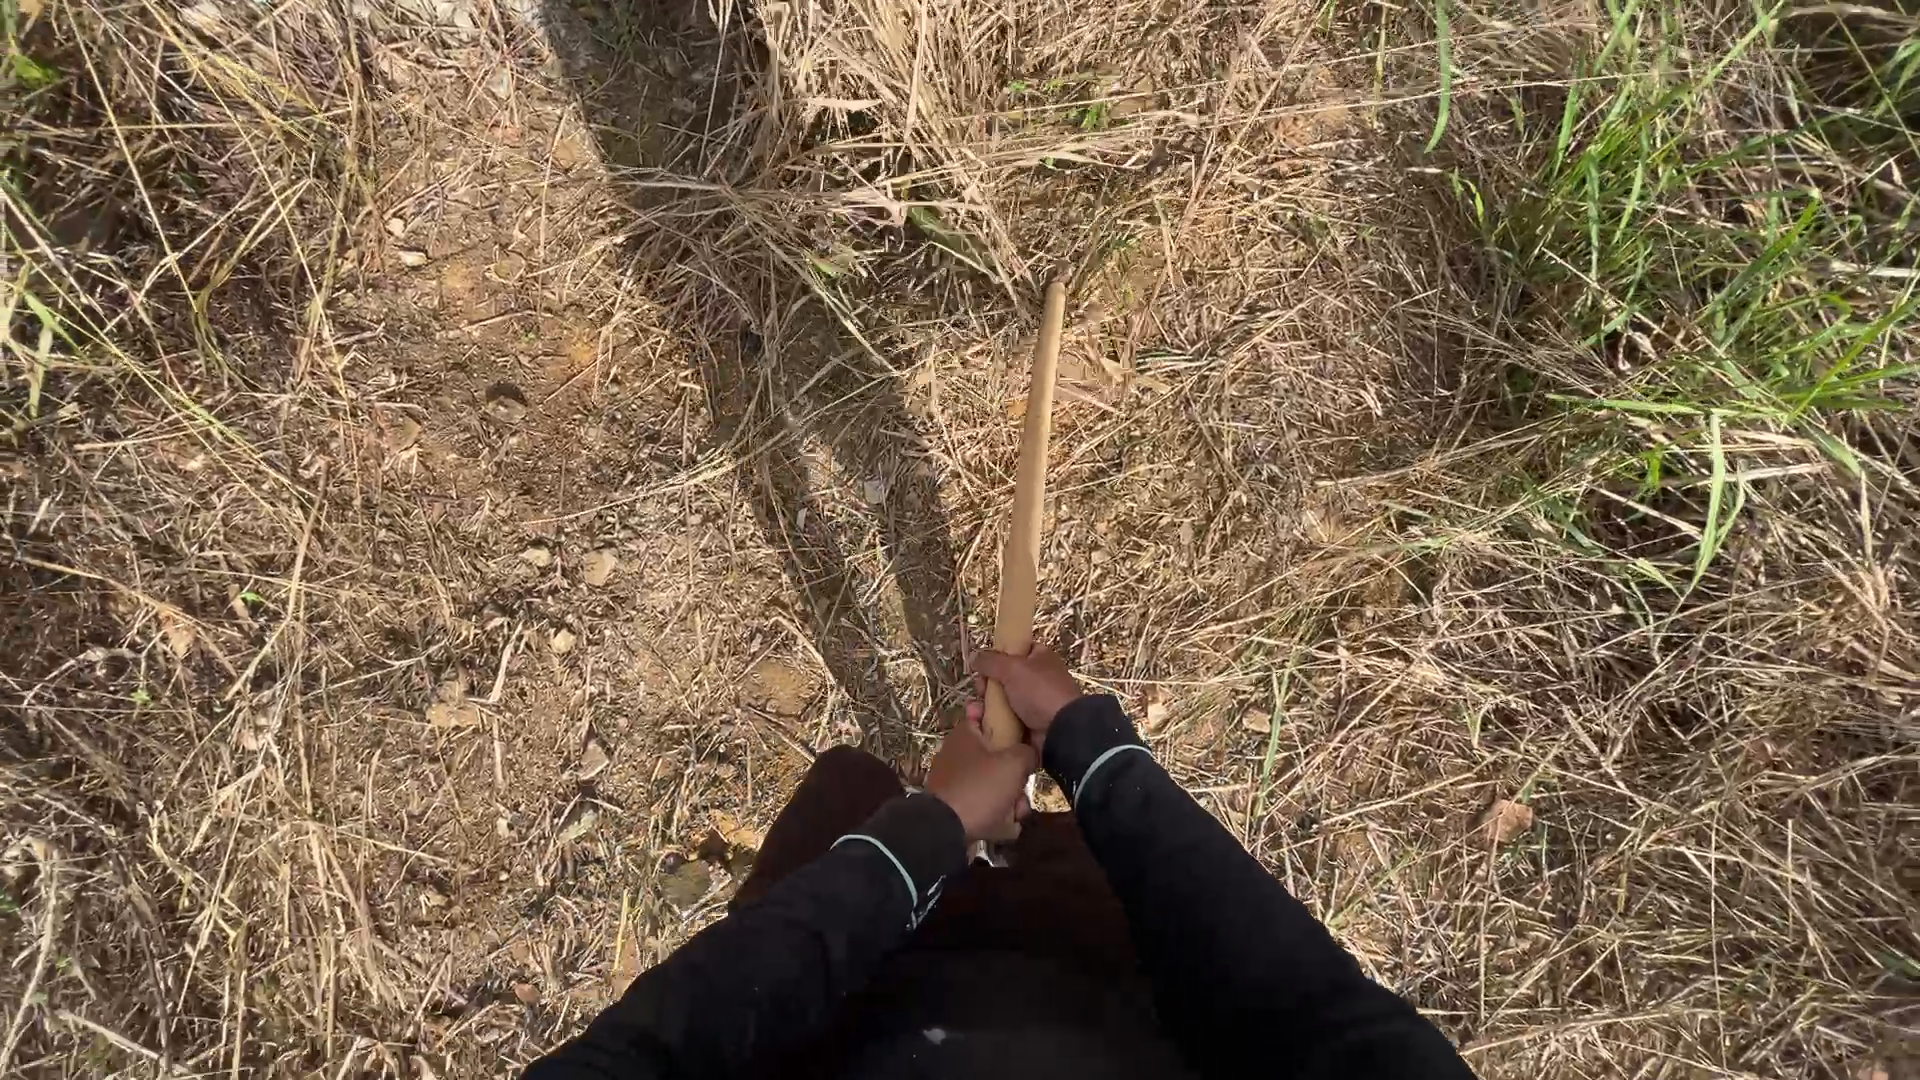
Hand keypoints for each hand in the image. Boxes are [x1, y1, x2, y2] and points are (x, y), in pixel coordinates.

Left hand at [923, 705, 1035, 841]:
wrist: (944, 831)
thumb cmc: (979, 787)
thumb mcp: (1013, 764)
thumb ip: (1027, 753)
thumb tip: (1030, 754)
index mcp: (965, 735)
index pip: (984, 714)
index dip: (1003, 720)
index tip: (1020, 736)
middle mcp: (956, 754)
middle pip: (995, 756)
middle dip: (1014, 775)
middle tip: (1022, 787)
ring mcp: (954, 781)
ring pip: (992, 784)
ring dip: (1009, 799)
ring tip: (1017, 813)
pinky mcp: (954, 806)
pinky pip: (982, 805)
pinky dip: (995, 815)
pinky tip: (1006, 827)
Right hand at [968, 642, 1083, 756]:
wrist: (1060, 731)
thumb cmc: (1040, 691)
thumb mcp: (1013, 668)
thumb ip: (991, 660)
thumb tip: (975, 657)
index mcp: (1041, 659)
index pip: (1017, 650)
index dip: (999, 655)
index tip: (984, 664)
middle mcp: (1037, 680)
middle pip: (1003, 678)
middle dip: (986, 684)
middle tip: (981, 690)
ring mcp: (1032, 705)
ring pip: (1000, 701)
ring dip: (984, 706)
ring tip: (975, 712)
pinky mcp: (1026, 726)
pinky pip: (1003, 721)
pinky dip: (990, 722)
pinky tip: (979, 724)